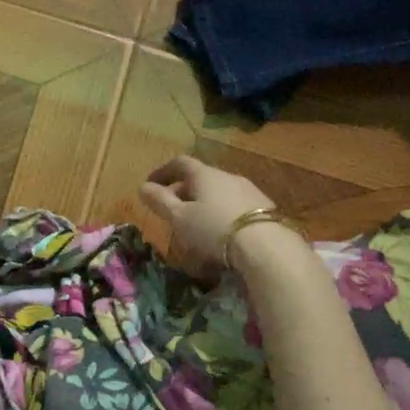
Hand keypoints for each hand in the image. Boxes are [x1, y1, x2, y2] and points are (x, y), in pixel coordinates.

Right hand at [139, 156, 276, 275]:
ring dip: (202, 202)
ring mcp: (248, 190)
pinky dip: (220, 211)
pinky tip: (220, 230)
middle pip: (199, 177)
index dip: (162, 171)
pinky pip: (234, 203)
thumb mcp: (179, 218)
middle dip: (181, 190)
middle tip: (171, 210)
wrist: (266, 247)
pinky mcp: (264, 207)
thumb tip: (142, 187)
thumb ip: (159, 201)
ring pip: (218, 191)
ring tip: (195, 222)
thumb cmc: (213, 228)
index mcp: (204, 174)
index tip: (151, 184)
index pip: (180, 163)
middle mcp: (227, 176)